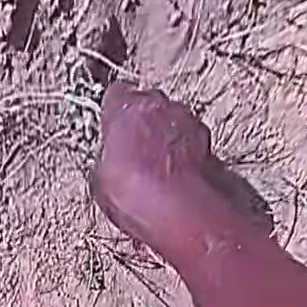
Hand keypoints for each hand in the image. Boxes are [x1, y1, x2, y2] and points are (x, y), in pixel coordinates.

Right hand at [90, 83, 272, 264]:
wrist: (181, 211)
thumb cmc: (139, 194)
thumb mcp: (99, 181)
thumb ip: (103, 158)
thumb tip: (104, 161)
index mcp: (128, 108)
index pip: (115, 96)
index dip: (110, 114)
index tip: (107, 130)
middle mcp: (161, 105)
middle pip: (147, 106)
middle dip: (139, 126)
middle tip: (129, 156)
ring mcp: (188, 122)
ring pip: (171, 123)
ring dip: (162, 141)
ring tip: (151, 173)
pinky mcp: (207, 143)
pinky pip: (189, 144)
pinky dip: (181, 156)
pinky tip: (171, 181)